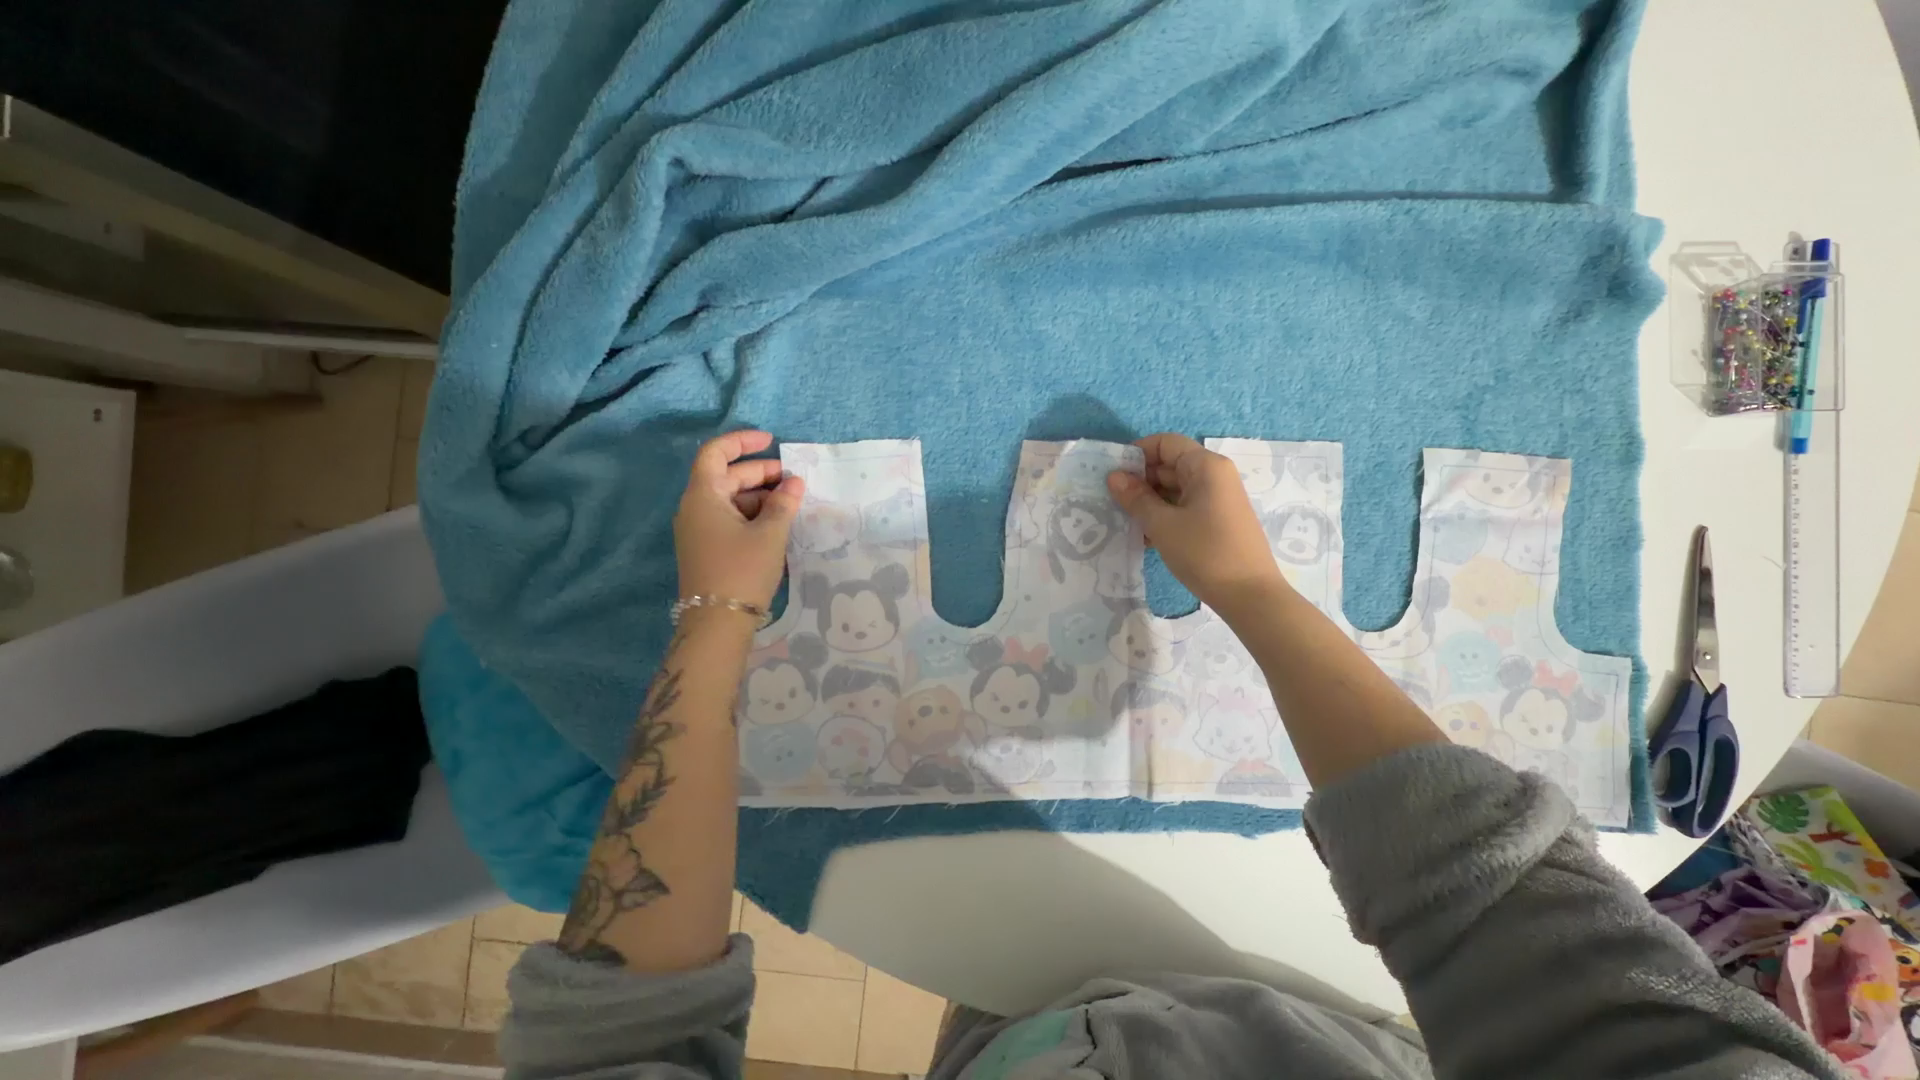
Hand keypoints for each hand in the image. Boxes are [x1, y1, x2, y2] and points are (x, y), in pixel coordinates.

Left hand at [674, 430, 804, 610]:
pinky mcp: (705, 548)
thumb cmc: (742, 570)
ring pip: (730, 499)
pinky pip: (728, 519)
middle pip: (726, 477)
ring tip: (791, 505)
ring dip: (760, 497)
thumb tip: (794, 483)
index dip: (742, 442)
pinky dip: (752, 515)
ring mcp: (698, 529)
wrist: (716, 623)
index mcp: (703, 495)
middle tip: (793, 481)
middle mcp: (695, 507)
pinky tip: (776, 525)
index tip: (771, 442)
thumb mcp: (769, 534)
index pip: (716, 453)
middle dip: (760, 473)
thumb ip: (783, 504)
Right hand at [1106, 433, 1284, 609]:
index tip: (1112, 476)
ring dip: (1150, 501)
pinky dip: (1165, 515)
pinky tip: (1146, 537)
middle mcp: (1215, 475)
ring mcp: (1218, 498)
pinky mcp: (1218, 520)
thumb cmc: (1205, 553)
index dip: (1137, 454)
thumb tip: (1113, 476)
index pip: (1165, 443)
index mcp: (1205, 466)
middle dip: (1140, 481)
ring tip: (1125, 522)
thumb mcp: (1162, 525)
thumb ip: (1136, 498)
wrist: (1249, 595)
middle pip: (1170, 464)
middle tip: (1112, 502)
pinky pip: (1185, 506)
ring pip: (1175, 488)